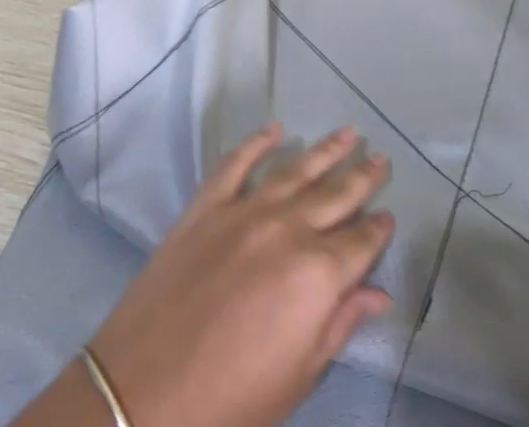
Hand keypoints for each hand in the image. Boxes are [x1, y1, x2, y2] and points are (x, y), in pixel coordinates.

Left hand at [23, 122, 394, 426]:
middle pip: (338, 195)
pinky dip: (256, 144)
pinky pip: (234, 166)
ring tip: (348, 132)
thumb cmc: (230, 399)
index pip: (363, 240)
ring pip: (296, 170)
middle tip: (381, 157)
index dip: (380, 229)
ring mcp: (244, 214)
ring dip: (326, 150)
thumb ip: (341, 323)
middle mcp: (290, 230)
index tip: (389, 217)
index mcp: (320, 274)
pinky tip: (275, 129)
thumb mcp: (300, 374)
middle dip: (364, 176)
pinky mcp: (204, 210)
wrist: (139, 397)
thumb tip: (379, 293)